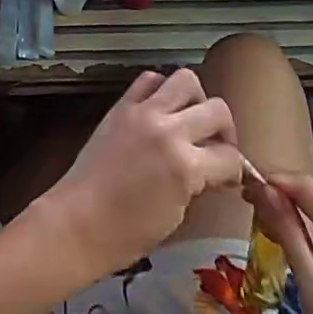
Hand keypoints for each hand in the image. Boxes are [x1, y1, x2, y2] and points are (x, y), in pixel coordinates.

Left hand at [31, 68, 242, 277]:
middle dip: (225, 130)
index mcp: (185, 166)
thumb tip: (214, 170)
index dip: (235, 170)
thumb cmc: (126, 234)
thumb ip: (197, 183)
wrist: (77, 222)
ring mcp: (144, 112)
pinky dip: (160, 88)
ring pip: (187, 79)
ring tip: (189, 119)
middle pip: (218, 110)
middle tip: (216, 146)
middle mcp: (169, 130)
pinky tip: (160, 108)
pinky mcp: (122, 105)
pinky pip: (148, 79)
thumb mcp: (175, 215)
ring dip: (196, 98)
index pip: (229, 157)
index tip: (230, 176)